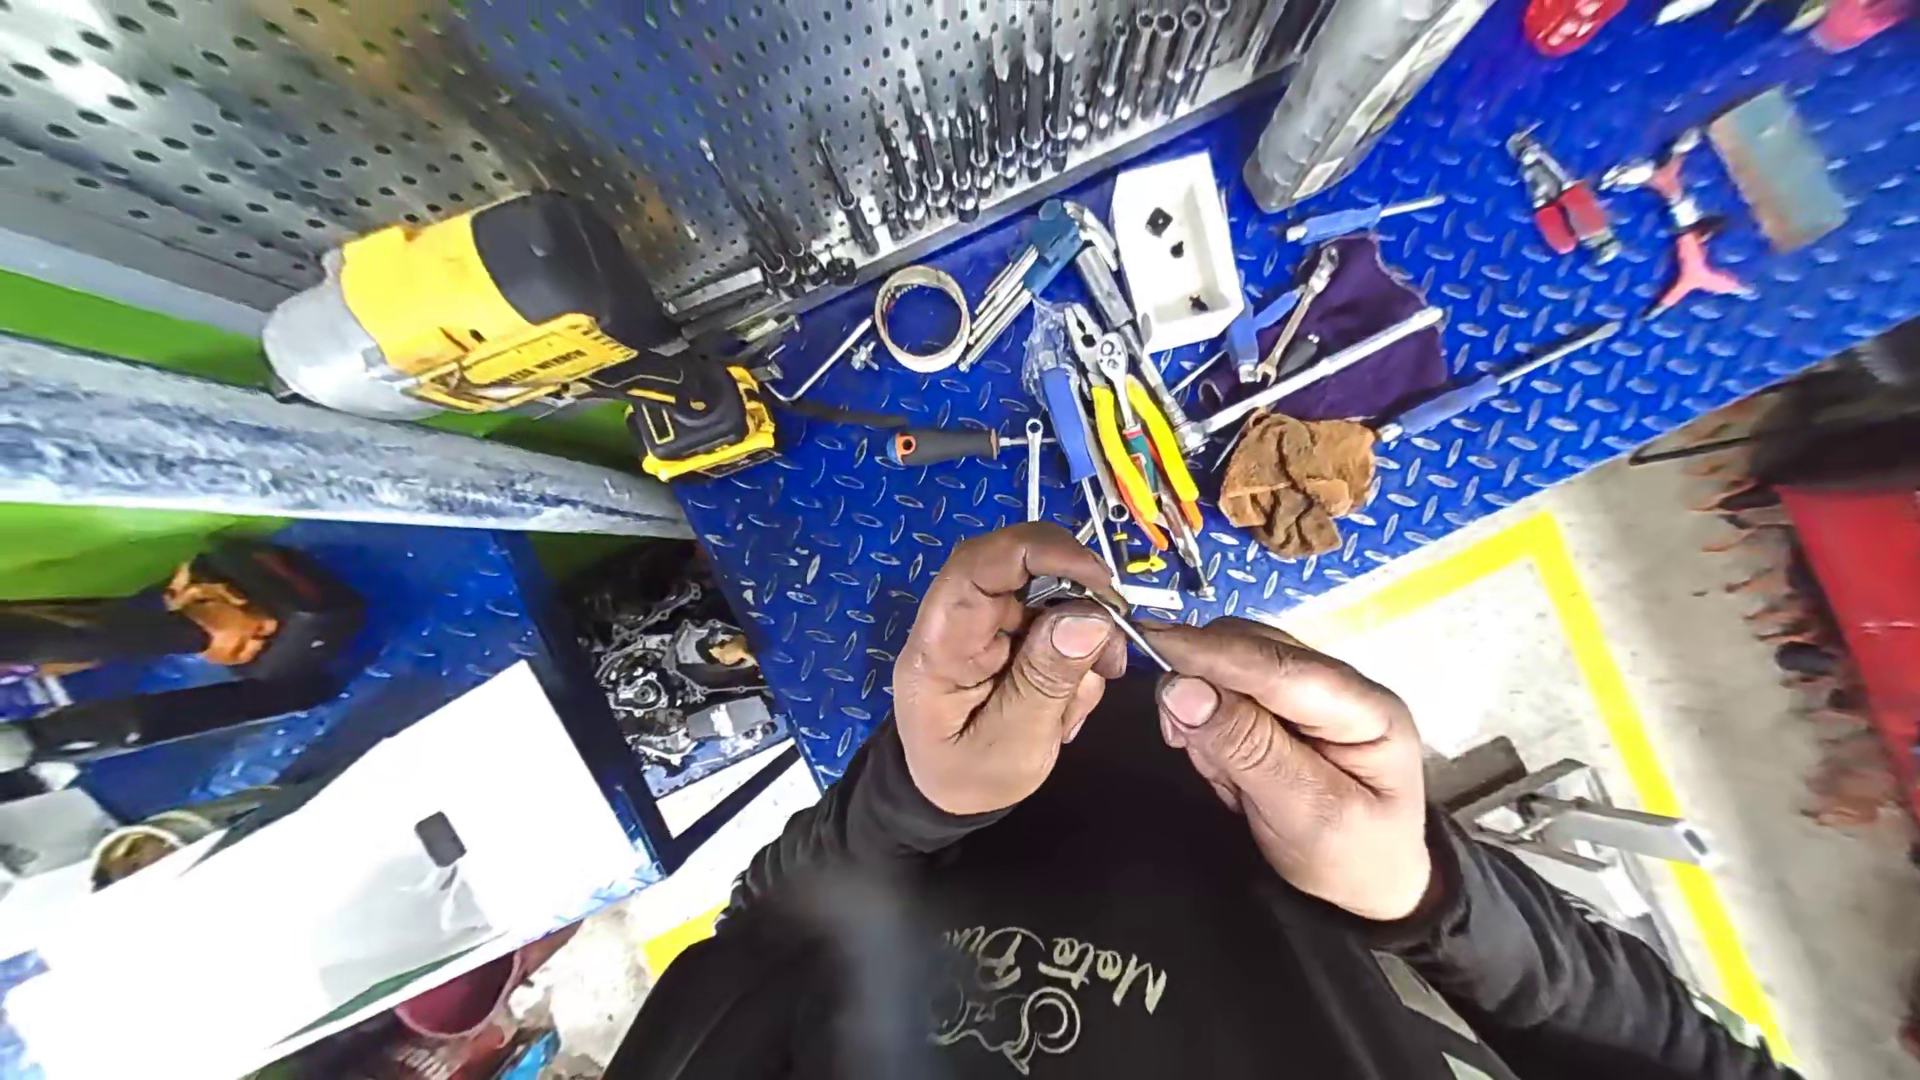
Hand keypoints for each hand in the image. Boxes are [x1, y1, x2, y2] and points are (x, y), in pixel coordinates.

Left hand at [893, 523, 1128, 815]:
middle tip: (1112, 646)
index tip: (1101, 580)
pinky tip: (1067, 701)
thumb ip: (1045, 684)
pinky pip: (1057, 618)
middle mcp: (961, 617)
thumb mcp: (1009, 748)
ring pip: (1049, 591)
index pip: (978, 564)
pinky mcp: (1011, 630)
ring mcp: (988, 621)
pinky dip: (1080, 651)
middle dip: (1078, 595)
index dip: (1040, 551)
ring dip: (1083, 635)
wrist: (951, 790)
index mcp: (940, 643)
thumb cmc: (965, 776)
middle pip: (1020, 565)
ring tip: (1078, 699)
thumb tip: (1090, 617)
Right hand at [1142, 618, 1431, 921]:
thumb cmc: (1350, 857)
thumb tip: (1182, 689)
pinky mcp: (1274, 698)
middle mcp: (1332, 681)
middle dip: (1201, 683)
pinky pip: (1217, 683)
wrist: (1363, 883)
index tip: (1151, 641)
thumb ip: (1247, 749)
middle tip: (1180, 739)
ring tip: (1218, 767)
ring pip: (1224, 661)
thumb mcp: (1305, 815)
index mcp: (1363, 708)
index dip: (1210, 652)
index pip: (1275, 665)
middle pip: (1246, 648)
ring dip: (1200, 705)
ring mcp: (1301, 686)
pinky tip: (1217, 754)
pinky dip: (1202, 716)